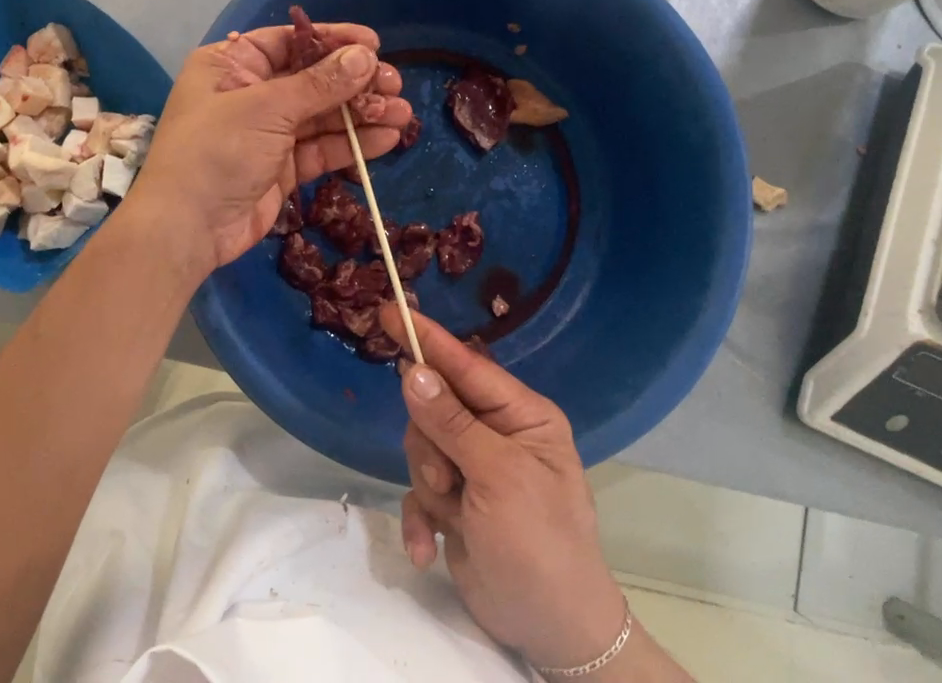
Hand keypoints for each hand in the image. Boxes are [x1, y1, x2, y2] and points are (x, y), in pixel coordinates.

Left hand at [126, 23, 413, 273]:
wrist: (187, 228)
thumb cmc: (216, 152)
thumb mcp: (267, 109)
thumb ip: (320, 84)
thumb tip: (365, 57)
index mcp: (231, 65)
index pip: (289, 42)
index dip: (333, 41)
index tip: (375, 45)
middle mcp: (250, 94)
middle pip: (312, 78)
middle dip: (355, 81)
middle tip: (395, 85)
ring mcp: (267, 133)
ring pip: (322, 116)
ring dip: (362, 113)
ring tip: (403, 113)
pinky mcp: (282, 168)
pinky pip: (322, 148)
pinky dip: (354, 144)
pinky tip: (388, 137)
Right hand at [384, 307, 630, 673]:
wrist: (552, 629)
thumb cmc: (540, 542)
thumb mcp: (498, 476)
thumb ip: (451, 422)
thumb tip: (413, 371)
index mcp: (523, 416)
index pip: (466, 365)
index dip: (426, 339)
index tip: (389, 311)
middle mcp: (498, 436)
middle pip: (434, 409)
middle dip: (430, 444)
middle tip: (446, 478)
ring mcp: (474, 472)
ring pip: (421, 449)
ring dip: (429, 484)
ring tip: (453, 514)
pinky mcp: (455, 507)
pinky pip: (418, 494)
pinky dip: (421, 521)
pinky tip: (431, 548)